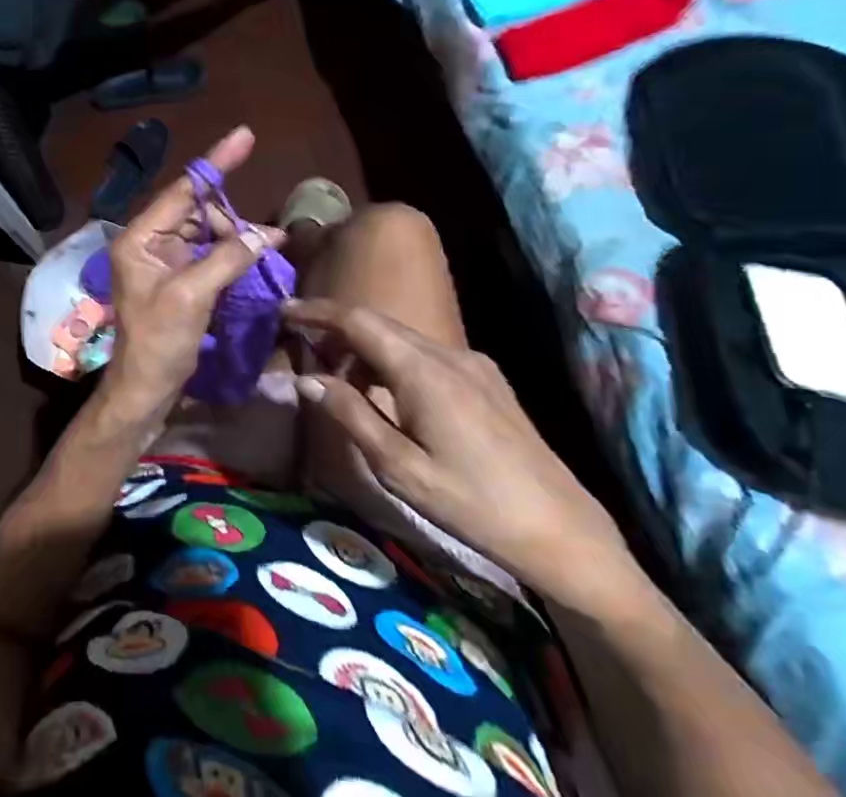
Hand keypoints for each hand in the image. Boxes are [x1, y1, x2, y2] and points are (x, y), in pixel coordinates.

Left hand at [106, 127, 282, 408]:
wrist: (145, 388)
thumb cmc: (159, 342)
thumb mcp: (193, 295)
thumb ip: (230, 257)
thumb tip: (269, 233)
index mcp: (139, 239)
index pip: (181, 190)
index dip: (215, 163)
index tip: (244, 135)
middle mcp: (148, 243)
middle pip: (196, 211)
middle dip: (228, 220)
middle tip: (260, 240)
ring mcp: (163, 262)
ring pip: (206, 233)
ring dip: (233, 241)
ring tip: (258, 258)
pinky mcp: (177, 281)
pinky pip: (209, 255)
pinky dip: (230, 257)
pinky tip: (250, 266)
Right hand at [283, 299, 641, 611]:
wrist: (563, 533)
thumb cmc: (471, 504)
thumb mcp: (398, 467)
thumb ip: (350, 414)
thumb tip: (307, 378)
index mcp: (425, 372)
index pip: (358, 321)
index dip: (317, 312)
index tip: (282, 312)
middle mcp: (451, 355)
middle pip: (380, 325)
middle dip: (336, 331)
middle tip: (301, 351)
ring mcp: (475, 367)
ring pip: (403, 340)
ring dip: (364, 351)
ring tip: (340, 385)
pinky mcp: (489, 383)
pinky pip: (426, 357)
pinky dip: (392, 364)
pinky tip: (386, 398)